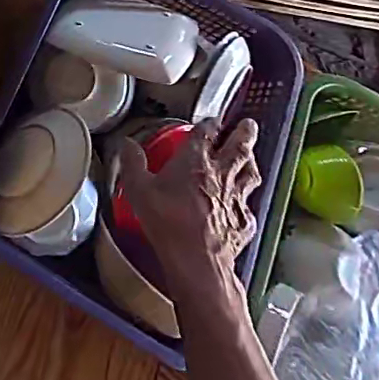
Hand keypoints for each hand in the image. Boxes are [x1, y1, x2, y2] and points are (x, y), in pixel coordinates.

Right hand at [118, 118, 260, 299]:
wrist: (197, 260)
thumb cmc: (167, 221)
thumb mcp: (138, 188)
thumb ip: (132, 162)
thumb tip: (126, 145)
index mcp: (195, 161)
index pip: (206, 132)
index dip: (209, 123)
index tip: (211, 120)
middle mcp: (220, 174)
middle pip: (239, 147)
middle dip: (244, 133)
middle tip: (248, 124)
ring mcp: (236, 198)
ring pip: (250, 173)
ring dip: (252, 161)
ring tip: (251, 156)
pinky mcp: (244, 221)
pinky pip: (249, 205)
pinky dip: (246, 200)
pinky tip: (243, 204)